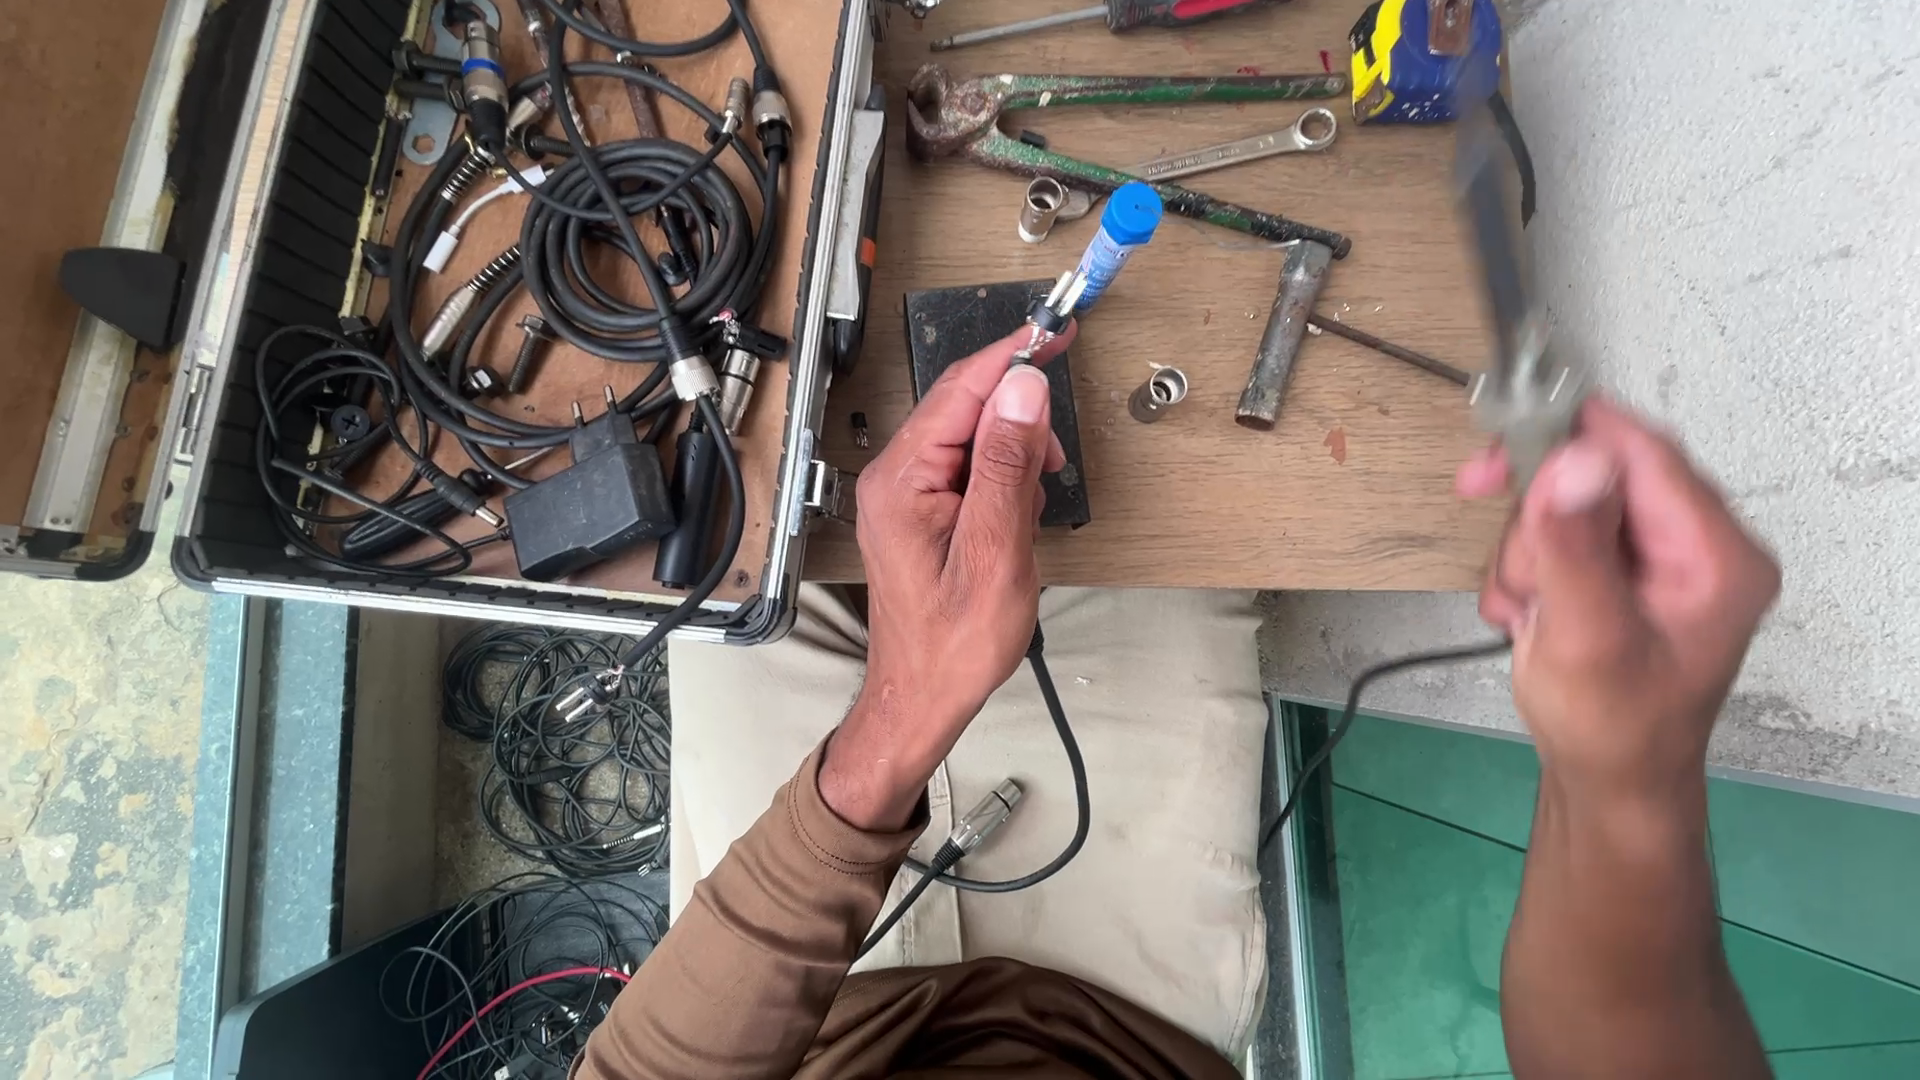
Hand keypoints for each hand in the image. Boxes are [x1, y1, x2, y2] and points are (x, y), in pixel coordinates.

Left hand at [819, 325, 1072, 829]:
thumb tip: (1021, 390)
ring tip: (1025, 514)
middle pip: (964, 411)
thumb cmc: (953, 643)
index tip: (1053, 331)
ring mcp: (903, 495)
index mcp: (901, 480)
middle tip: (1049, 465)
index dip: (1010, 356)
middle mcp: (893, 478)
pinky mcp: (918, 512)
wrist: (922, 696)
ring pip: (971, 441)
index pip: (960, 390)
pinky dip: (1000, 484)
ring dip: (1012, 462)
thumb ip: (1006, 465)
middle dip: (1018, 427)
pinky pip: (967, 472)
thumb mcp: (994, 550)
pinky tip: (1011, 521)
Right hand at [1457, 397, 1779, 799]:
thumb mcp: (1585, 635)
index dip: (1569, 438)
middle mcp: (1687, 544)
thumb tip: (1572, 459)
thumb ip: (1574, 548)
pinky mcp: (1610, 572)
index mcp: (1713, 553)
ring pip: (1558, 511)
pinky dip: (1520, 573)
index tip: (1493, 450)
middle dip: (1533, 522)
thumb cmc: (1608, 720)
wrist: (1605, 775)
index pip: (1642, 457)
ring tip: (1527, 612)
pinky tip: (1527, 615)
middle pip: (1591, 480)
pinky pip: (1547, 540)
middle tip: (1502, 551)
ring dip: (1521, 556)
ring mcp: (1647, 559)